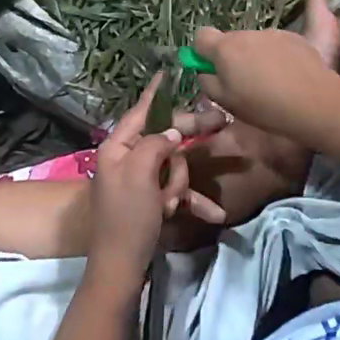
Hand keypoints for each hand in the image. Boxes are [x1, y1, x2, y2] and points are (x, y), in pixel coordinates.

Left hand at [88, 76, 219, 283]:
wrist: (121, 267)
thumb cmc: (126, 216)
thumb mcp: (139, 174)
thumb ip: (157, 144)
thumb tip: (174, 132)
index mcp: (118, 147)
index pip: (142, 112)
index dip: (157, 93)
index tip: (168, 73)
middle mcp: (128, 158)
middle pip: (166, 138)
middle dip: (185, 149)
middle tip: (221, 123)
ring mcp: (141, 181)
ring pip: (175, 167)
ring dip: (180, 187)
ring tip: (169, 206)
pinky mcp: (152, 201)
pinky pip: (178, 192)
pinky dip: (192, 201)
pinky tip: (214, 214)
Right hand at [193, 0, 339, 141]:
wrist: (314, 103)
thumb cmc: (263, 106)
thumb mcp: (225, 101)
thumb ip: (207, 81)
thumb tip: (206, 69)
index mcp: (224, 48)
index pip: (201, 36)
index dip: (202, 52)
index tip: (211, 69)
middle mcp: (246, 34)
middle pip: (229, 40)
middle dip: (231, 56)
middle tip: (242, 82)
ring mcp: (272, 33)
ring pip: (253, 42)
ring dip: (254, 56)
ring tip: (268, 82)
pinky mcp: (294, 38)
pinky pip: (275, 45)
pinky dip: (275, 56)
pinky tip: (286, 77)